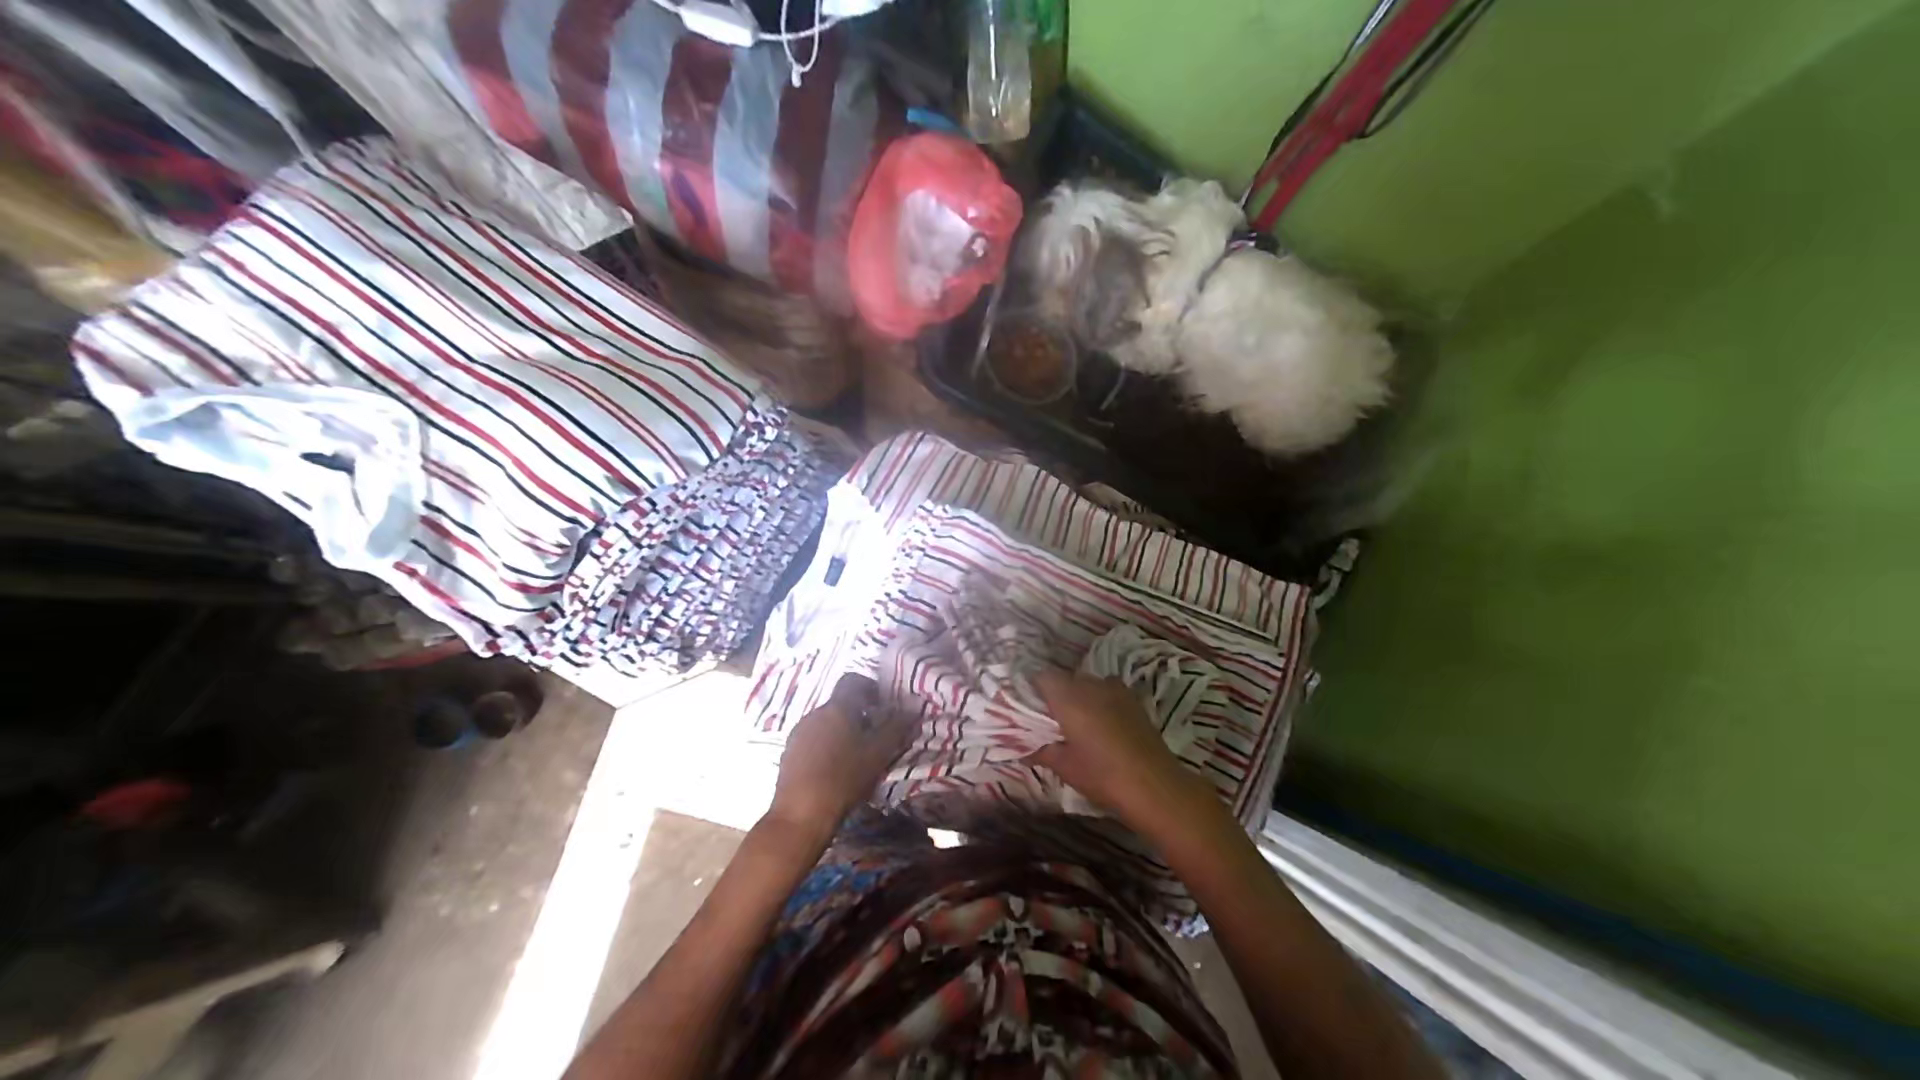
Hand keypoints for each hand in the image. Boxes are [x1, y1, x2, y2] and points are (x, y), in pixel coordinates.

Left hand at [769, 675, 914, 841]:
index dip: (870, 688)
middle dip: (859, 714)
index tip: (883, 706)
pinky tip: (835, 770)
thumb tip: (911, 710)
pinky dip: (827, 746)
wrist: (800, 815)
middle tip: (876, 735)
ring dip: (842, 731)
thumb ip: (896, 729)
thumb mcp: (878, 755)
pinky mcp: (789, 753)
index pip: (853, 680)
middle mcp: (814, 713)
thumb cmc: (844, 779)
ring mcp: (798, 733)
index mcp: (836, 708)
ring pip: (826, 723)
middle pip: (840, 704)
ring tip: (856, 756)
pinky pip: (812, 740)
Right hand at [1029, 668, 1216, 833]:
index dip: (1032, 689)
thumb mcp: (1064, 766)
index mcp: (1069, 697)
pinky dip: (1100, 702)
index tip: (1028, 709)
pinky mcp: (1134, 701)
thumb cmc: (1101, 775)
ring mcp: (1116, 690)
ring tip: (1077, 724)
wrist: (1154, 786)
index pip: (1042, 677)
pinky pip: (1108, 692)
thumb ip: (1040, 751)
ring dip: (1079, 697)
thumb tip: (1021, 749)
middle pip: (1066, 679)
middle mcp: (1091, 685)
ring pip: (1089, 684)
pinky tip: (1101, 726)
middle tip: (1050, 721)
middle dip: (1055, 695)